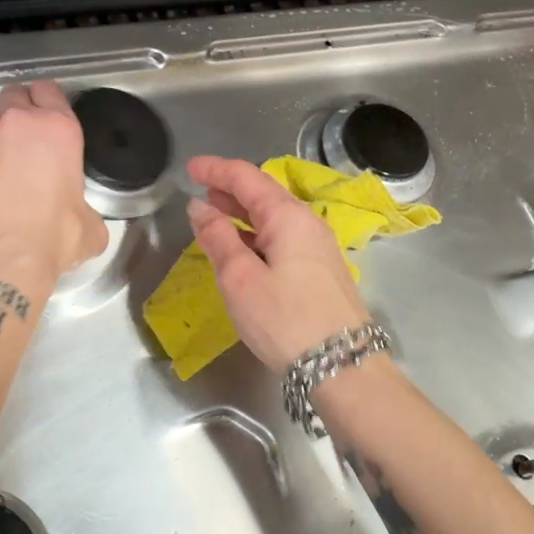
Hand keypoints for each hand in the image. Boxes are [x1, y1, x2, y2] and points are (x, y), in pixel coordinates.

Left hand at [0, 81, 108, 283]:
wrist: (0, 260)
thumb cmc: (52, 238)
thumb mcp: (89, 225)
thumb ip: (85, 207)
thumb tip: (84, 220)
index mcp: (58, 130)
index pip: (50, 90)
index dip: (46, 99)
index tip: (44, 112)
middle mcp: (17, 124)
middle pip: (13, 94)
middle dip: (16, 109)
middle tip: (19, 138)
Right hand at [185, 155, 371, 370]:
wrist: (343, 366)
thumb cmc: (285, 319)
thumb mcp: (239, 278)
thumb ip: (217, 238)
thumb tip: (200, 207)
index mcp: (287, 216)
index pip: (247, 177)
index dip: (216, 169)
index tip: (190, 167)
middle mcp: (307, 222)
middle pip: (264, 193)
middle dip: (230, 189)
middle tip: (200, 190)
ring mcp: (318, 246)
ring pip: (274, 217)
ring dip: (243, 212)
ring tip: (215, 214)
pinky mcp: (321, 269)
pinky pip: (283, 236)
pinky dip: (257, 233)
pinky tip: (242, 248)